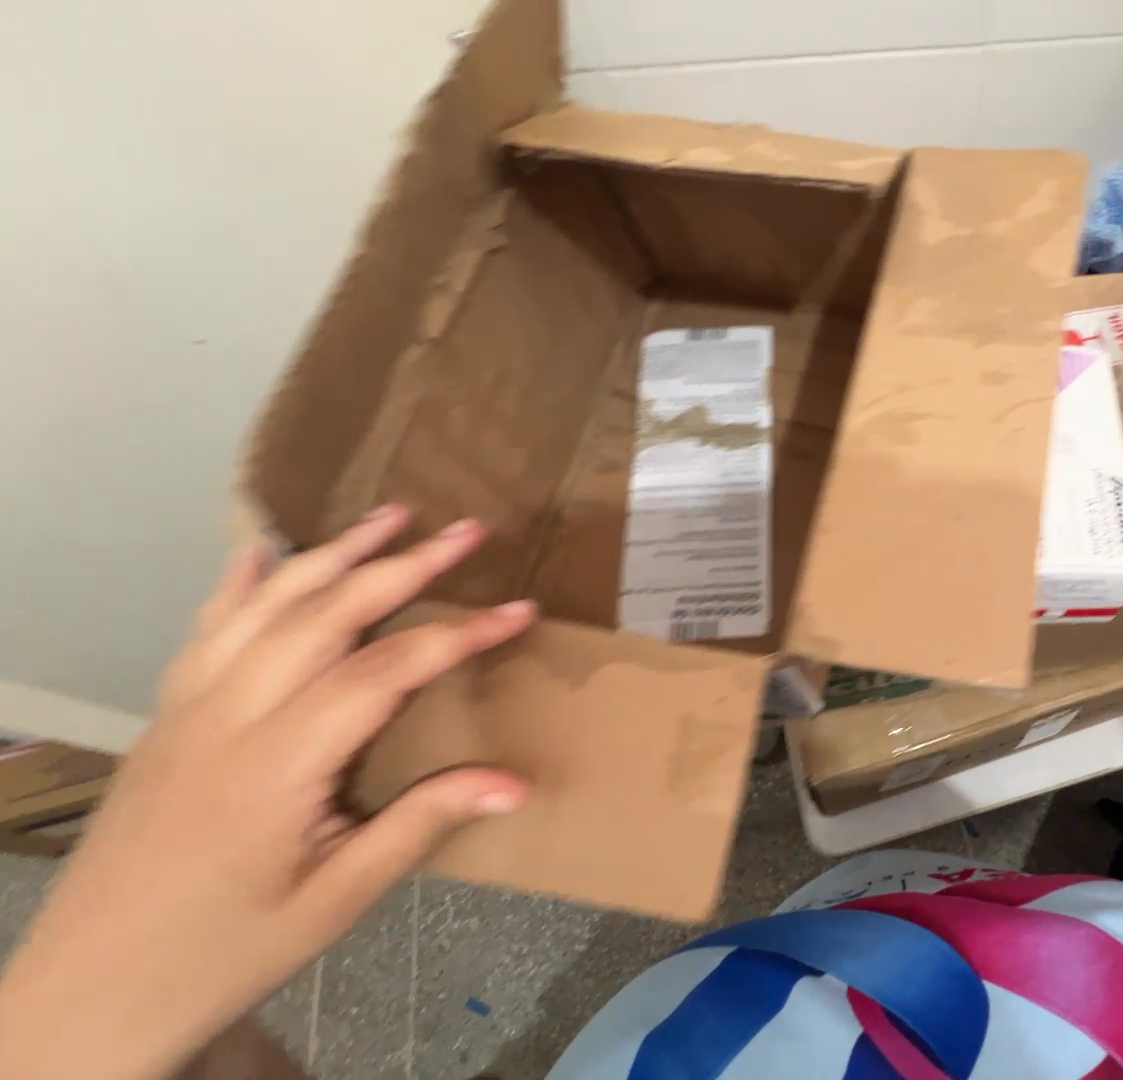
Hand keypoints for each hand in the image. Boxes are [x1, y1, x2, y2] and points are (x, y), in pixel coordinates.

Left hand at [0, 506, 535, 1079]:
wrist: (79, 998)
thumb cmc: (225, 948)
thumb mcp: (338, 898)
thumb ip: (424, 823)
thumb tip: (519, 782)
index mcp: (275, 767)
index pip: (383, 672)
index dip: (458, 636)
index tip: (521, 611)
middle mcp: (225, 720)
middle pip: (322, 617)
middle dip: (401, 566)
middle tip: (467, 531)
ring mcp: (185, 713)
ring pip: (264, 609)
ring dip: (332, 554)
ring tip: (391, 515)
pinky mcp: (166, 720)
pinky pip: (204, 633)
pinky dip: (240, 583)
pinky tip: (263, 550)